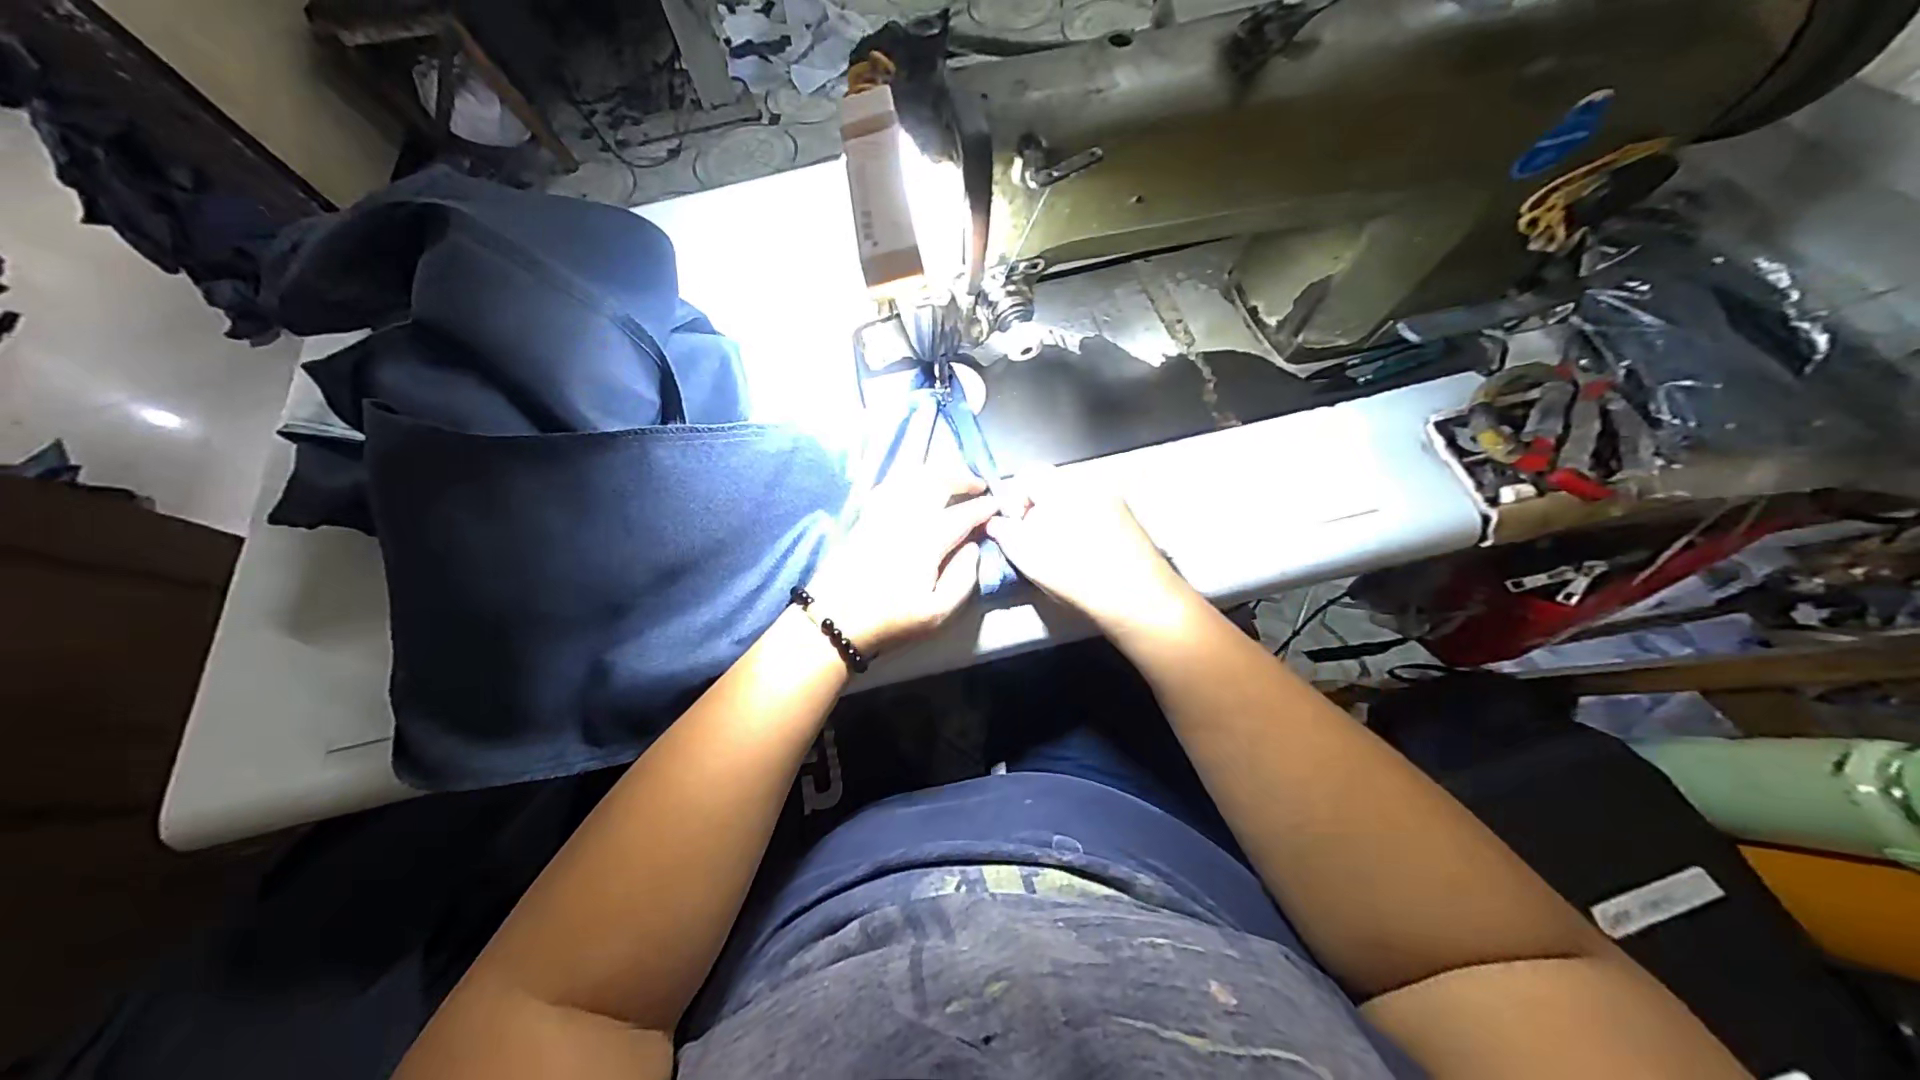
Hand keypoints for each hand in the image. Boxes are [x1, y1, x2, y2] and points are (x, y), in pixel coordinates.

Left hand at [803, 465, 995, 657]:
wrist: (835, 619)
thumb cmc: (890, 620)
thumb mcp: (937, 613)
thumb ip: (964, 578)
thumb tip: (973, 548)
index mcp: (927, 539)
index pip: (964, 513)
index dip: (984, 507)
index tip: (998, 505)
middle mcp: (905, 516)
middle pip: (938, 480)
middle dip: (963, 477)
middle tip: (978, 486)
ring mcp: (882, 511)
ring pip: (913, 475)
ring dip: (938, 472)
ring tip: (952, 480)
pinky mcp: (865, 515)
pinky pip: (891, 483)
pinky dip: (910, 477)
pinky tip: (916, 486)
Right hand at [984, 468, 1190, 629]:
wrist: (1137, 598)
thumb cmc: (1075, 574)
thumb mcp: (1027, 556)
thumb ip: (1005, 533)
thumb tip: (996, 522)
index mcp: (1062, 487)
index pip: (1028, 474)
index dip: (1015, 499)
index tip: (1015, 528)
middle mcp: (1090, 484)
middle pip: (1052, 487)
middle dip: (1038, 510)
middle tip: (1034, 543)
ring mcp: (1113, 500)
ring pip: (1073, 501)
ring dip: (1060, 519)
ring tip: (1060, 552)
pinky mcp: (1128, 519)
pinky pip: (1094, 514)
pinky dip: (1083, 527)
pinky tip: (1085, 556)